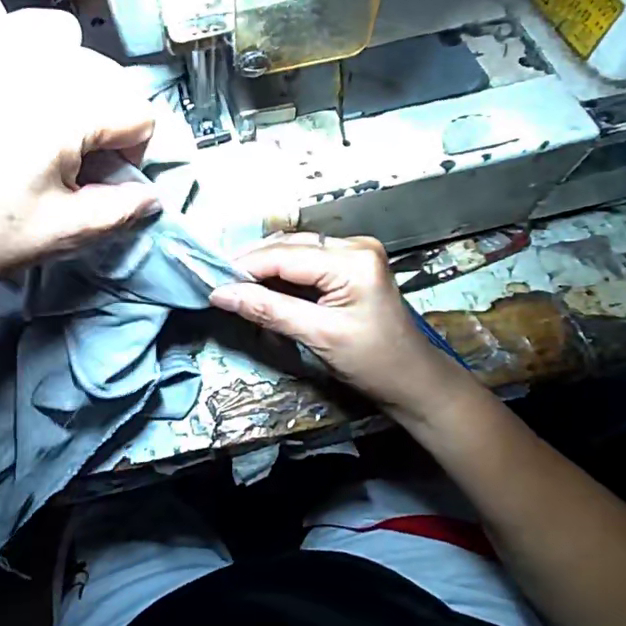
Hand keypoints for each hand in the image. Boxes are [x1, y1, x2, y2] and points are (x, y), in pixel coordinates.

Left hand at [0, 0, 163, 335]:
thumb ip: (118, 210)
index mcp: (67, 102)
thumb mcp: (55, 235)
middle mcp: (27, 51)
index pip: (139, 111)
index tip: (100, 177)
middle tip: (60, 157)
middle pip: (101, 71)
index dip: (131, 150)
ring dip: (56, 70)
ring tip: (23, 112)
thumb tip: (150, 195)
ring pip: (49, 33)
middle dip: (96, 113)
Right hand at [208, 234, 477, 417]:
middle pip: (289, 247)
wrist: (414, 380)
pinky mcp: (352, 265)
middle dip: (253, 267)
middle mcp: (355, 245)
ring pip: (295, 252)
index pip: (284, 255)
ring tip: (238, 291)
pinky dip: (284, 278)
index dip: (244, 267)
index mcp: (352, 259)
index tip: (212, 282)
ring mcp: (356, 253)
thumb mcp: (318, 337)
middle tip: (220, 287)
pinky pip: (308, 263)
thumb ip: (269, 310)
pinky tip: (266, 292)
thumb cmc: (374, 363)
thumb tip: (221, 293)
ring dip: (266, 272)